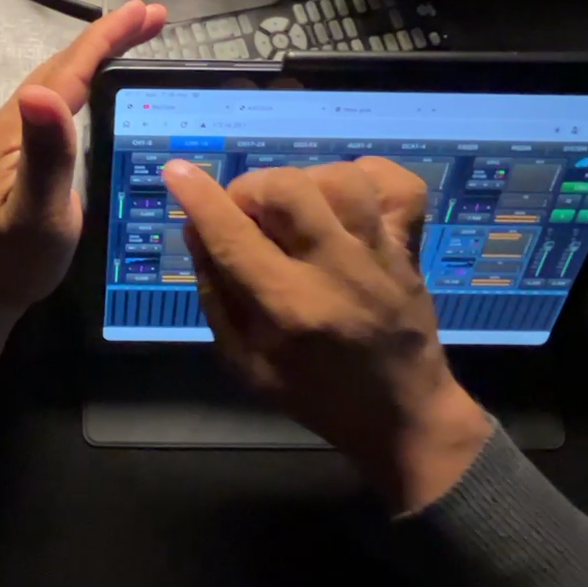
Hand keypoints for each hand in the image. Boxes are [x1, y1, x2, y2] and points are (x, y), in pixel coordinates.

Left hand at [0, 0, 167, 322]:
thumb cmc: (10, 261)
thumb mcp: (34, 213)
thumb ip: (45, 156)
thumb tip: (46, 91)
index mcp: (14, 131)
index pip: (66, 72)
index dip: (105, 39)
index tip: (145, 12)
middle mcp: (11, 127)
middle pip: (62, 68)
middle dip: (108, 38)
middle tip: (154, 19)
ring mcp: (15, 142)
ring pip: (58, 84)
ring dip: (97, 57)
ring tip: (135, 40)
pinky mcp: (22, 159)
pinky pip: (59, 107)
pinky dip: (86, 85)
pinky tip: (99, 91)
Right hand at [161, 156, 490, 509]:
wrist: (402, 414)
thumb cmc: (312, 393)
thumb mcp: (244, 360)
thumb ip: (215, 292)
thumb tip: (196, 227)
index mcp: (288, 309)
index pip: (232, 235)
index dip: (198, 197)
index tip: (177, 172)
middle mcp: (336, 272)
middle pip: (288, 190)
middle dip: (250, 188)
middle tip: (247, 214)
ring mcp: (380, 254)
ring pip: (340, 178)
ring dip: (302, 181)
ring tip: (294, 208)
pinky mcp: (410, 246)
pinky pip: (398, 183)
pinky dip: (366, 175)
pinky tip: (343, 197)